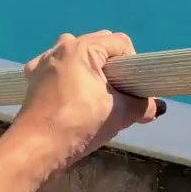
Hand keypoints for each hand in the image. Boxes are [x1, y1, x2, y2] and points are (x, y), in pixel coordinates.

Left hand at [5, 31, 164, 171]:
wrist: (35, 148)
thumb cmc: (79, 124)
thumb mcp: (118, 114)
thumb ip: (141, 106)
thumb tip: (157, 108)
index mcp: (82, 47)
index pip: (120, 42)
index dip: (132, 64)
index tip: (132, 88)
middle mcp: (61, 47)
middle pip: (98, 46)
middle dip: (112, 67)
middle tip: (118, 94)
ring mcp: (44, 61)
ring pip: (77, 56)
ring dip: (90, 71)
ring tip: (96, 97)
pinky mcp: (33, 77)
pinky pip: (58, 69)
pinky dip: (69, 79)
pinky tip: (72, 98)